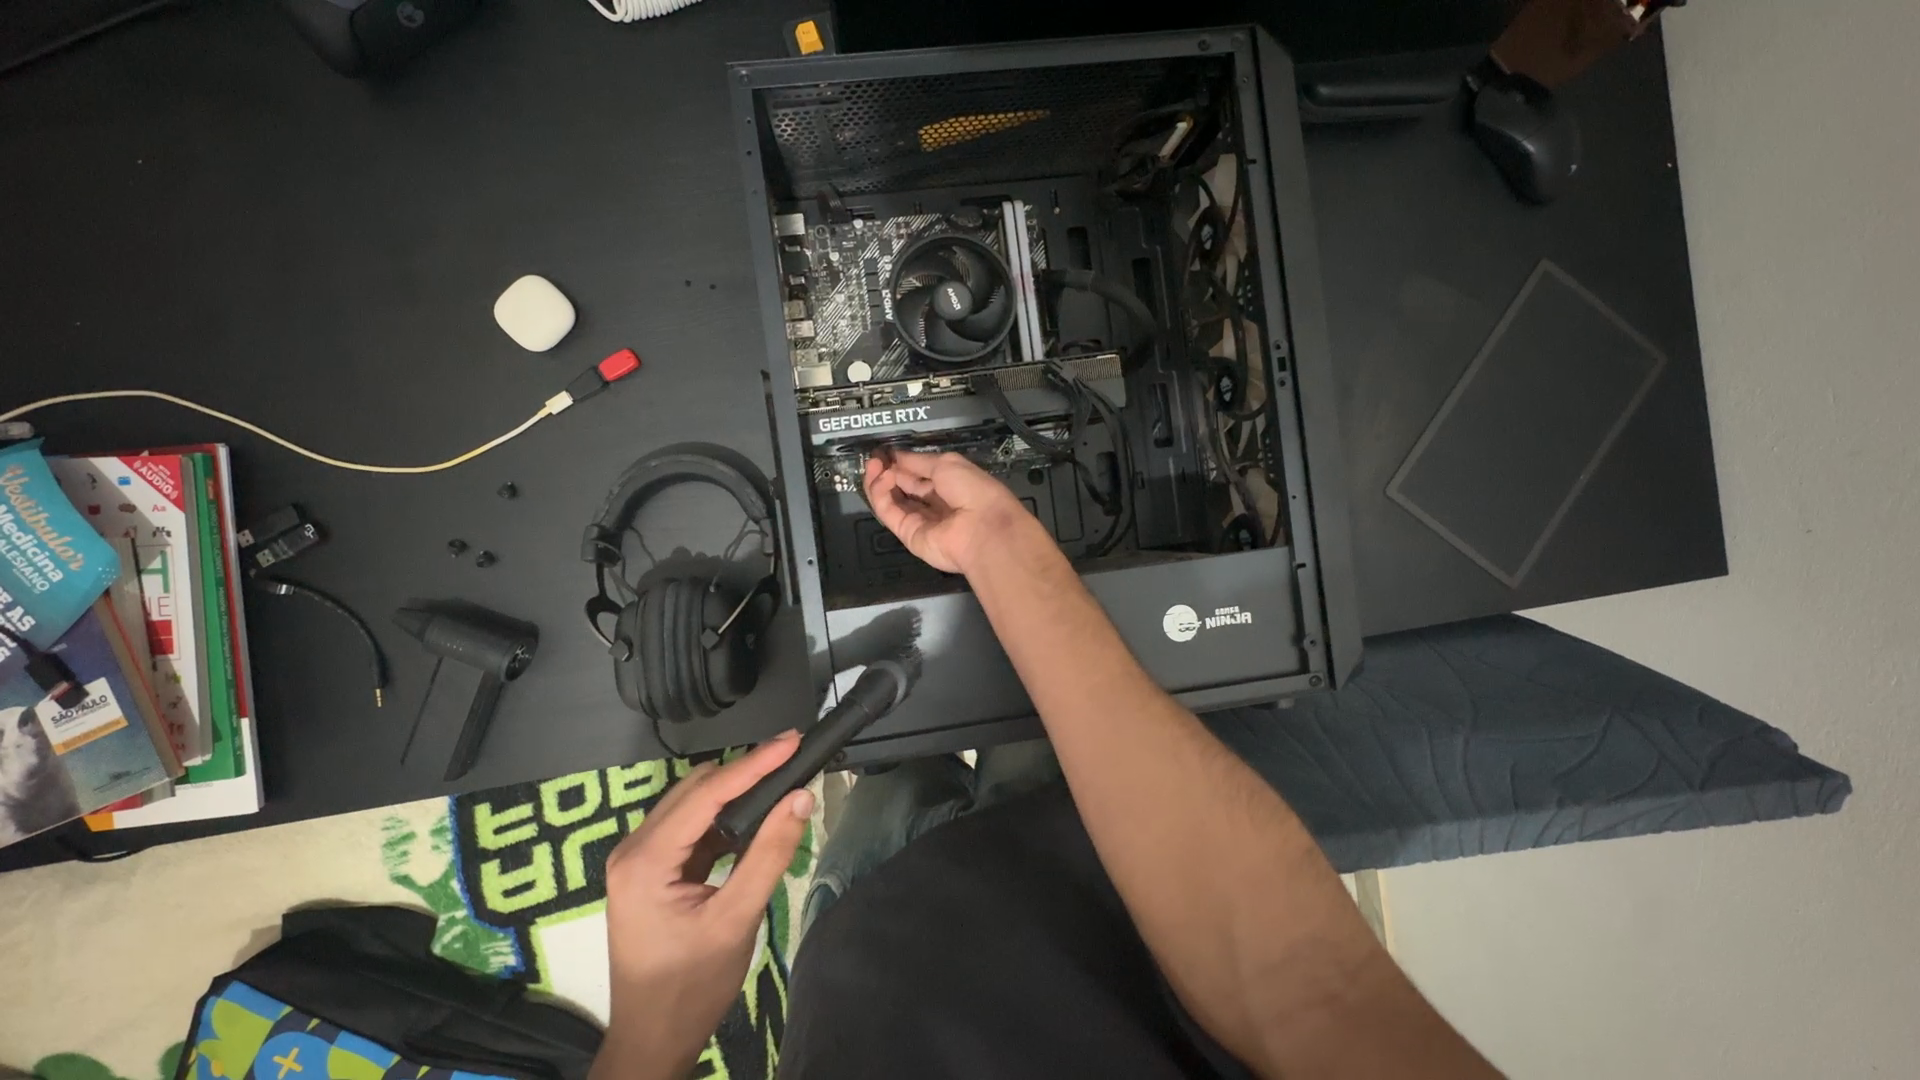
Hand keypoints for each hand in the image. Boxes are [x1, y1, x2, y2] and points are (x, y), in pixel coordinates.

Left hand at [595, 733, 813, 1079]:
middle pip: (695, 789)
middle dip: (745, 771)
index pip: (707, 793)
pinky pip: (690, 827)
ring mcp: (639, 859)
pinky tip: (755, 818)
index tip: (793, 740)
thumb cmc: (692, 987)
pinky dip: (723, 818)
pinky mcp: (651, 870)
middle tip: (793, 759)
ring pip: (692, 803)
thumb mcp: (737, 920)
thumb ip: (769, 855)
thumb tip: (800, 798)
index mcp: (645, 860)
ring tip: (781, 781)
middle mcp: (633, 848)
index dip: (754, 763)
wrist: (653, 1039)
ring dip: (735, 792)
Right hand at [862, 450, 1035, 574]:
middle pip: (903, 486)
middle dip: (888, 470)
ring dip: (880, 481)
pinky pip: (889, 513)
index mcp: (949, 484)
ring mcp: (920, 520)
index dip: (901, 462)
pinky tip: (882, 479)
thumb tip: (896, 455)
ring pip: (892, 500)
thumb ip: (917, 461)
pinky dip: (881, 495)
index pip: (918, 472)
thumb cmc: (973, 491)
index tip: (886, 452)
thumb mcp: (947, 464)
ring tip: (875, 466)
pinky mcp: (908, 534)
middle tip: (876, 459)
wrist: (983, 529)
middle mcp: (934, 502)